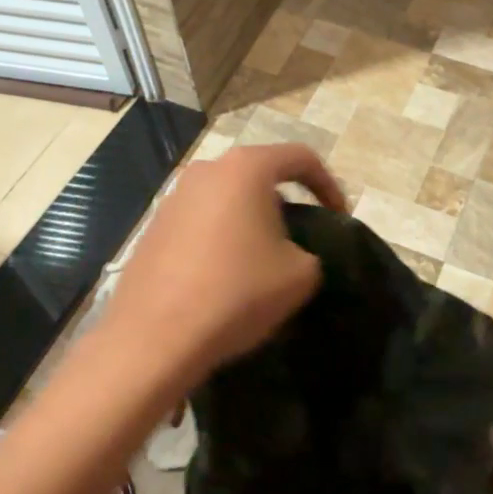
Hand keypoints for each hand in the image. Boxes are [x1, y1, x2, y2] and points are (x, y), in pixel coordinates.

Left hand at [106, 142, 345, 379]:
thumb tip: (294, 254)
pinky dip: (222, 238)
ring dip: (251, 221)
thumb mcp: (301, 274)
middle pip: (259, 174)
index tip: (338, 216)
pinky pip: (201, 221)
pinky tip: (227, 276)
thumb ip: (311, 251)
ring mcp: (173, 197)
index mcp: (246, 168)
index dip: (328, 184)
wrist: (155, 336)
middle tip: (302, 237)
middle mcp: (206, 170)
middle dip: (286, 202)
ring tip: (264, 259)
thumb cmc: (237, 292)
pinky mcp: (153, 227)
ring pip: (227, 198)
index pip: (300, 157)